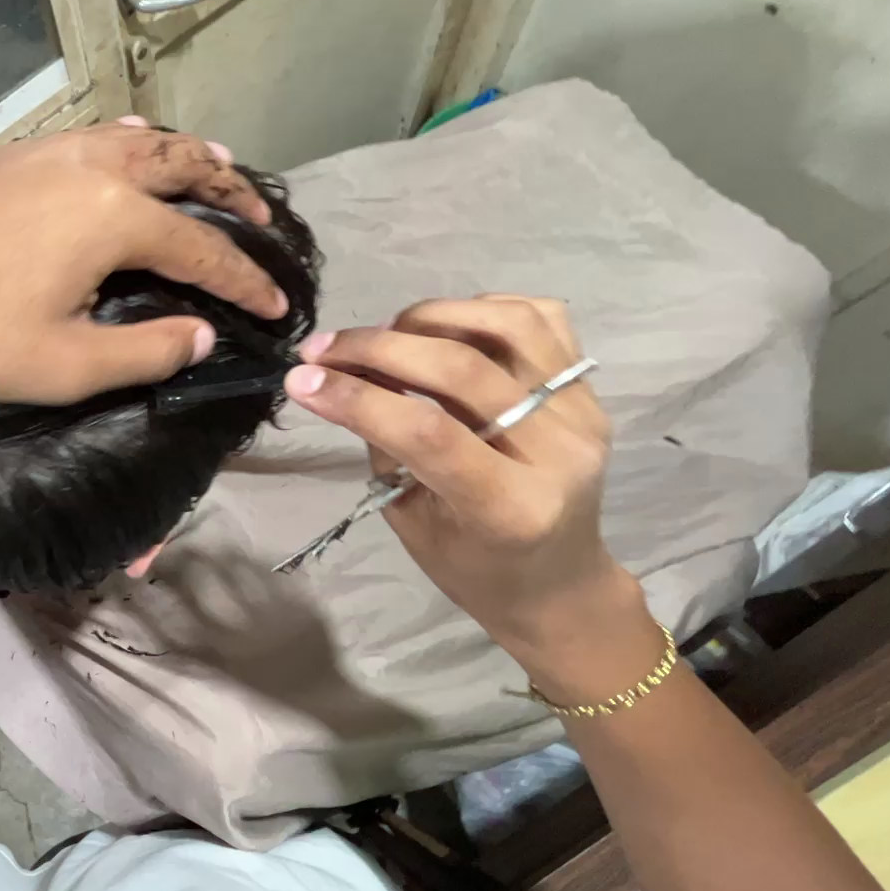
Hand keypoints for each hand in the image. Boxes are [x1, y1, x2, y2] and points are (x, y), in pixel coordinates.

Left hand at [0, 121, 287, 416]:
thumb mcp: (65, 366)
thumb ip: (145, 352)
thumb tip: (201, 335)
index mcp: (114, 217)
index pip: (203, 247)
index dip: (245, 281)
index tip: (277, 305)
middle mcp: (89, 166)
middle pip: (182, 165)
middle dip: (231, 192)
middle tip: (260, 217)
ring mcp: (42, 151)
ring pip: (135, 140)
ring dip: (182, 158)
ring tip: (210, 174)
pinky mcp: (4, 156)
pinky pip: (88, 141)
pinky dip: (127, 150)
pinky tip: (120, 166)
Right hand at [284, 294, 654, 680]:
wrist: (557, 580)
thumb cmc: (471, 565)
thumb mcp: (410, 519)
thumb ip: (386, 446)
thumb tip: (346, 377)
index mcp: (506, 507)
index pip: (425, 432)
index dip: (355, 397)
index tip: (299, 378)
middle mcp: (558, 452)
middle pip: (461, 369)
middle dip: (375, 348)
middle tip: (320, 349)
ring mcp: (582, 413)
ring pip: (506, 326)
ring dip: (428, 319)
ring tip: (385, 336)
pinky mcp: (590, 390)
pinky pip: (540, 319)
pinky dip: (480, 310)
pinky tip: (442, 330)